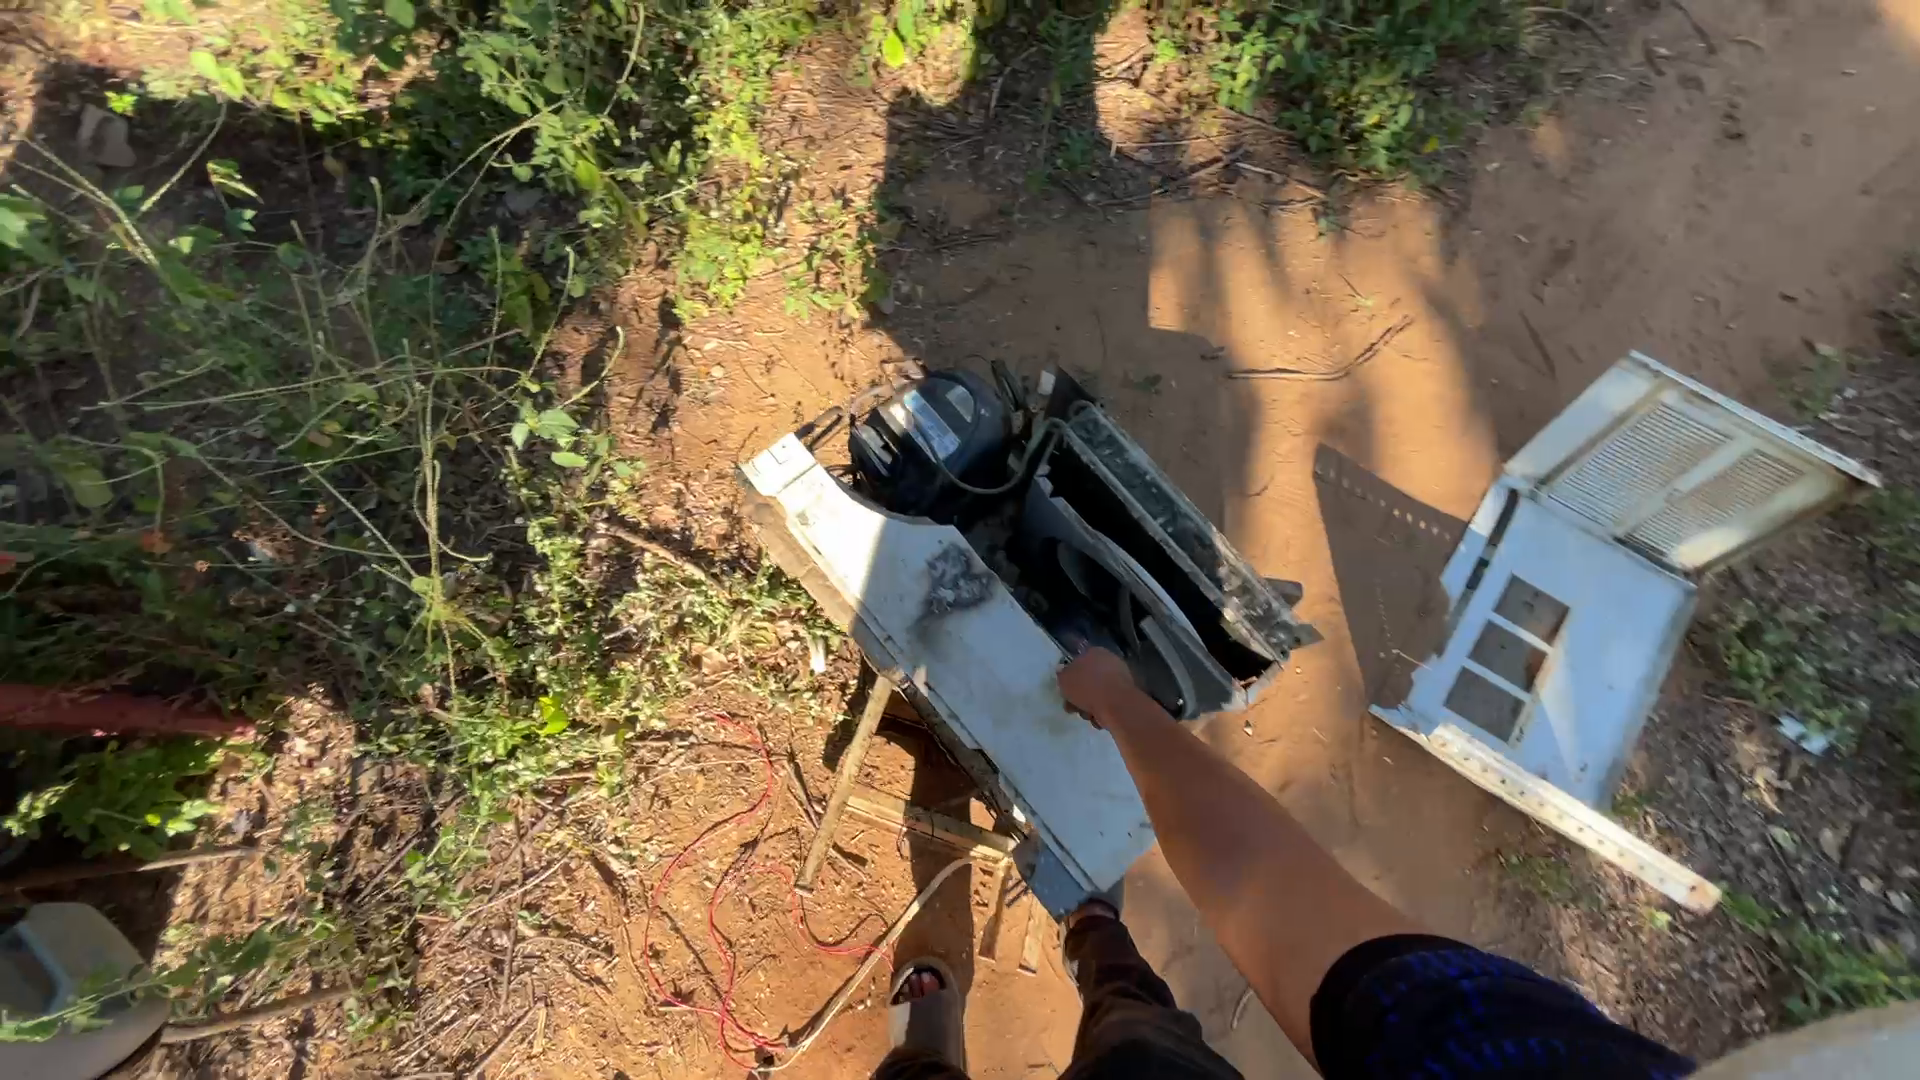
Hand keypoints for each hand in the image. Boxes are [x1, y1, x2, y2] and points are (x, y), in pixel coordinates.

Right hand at [1056, 647, 1140, 725]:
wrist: (1115, 704)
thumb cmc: (1087, 687)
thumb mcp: (1064, 679)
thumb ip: (1062, 674)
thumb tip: (1063, 671)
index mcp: (1095, 652)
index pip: (1079, 662)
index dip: (1070, 677)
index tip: (1066, 690)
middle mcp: (1110, 661)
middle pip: (1088, 680)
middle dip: (1080, 695)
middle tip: (1072, 706)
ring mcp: (1120, 679)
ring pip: (1098, 694)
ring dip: (1089, 706)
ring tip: (1086, 714)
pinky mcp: (1126, 695)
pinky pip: (1108, 703)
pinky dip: (1103, 711)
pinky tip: (1099, 718)